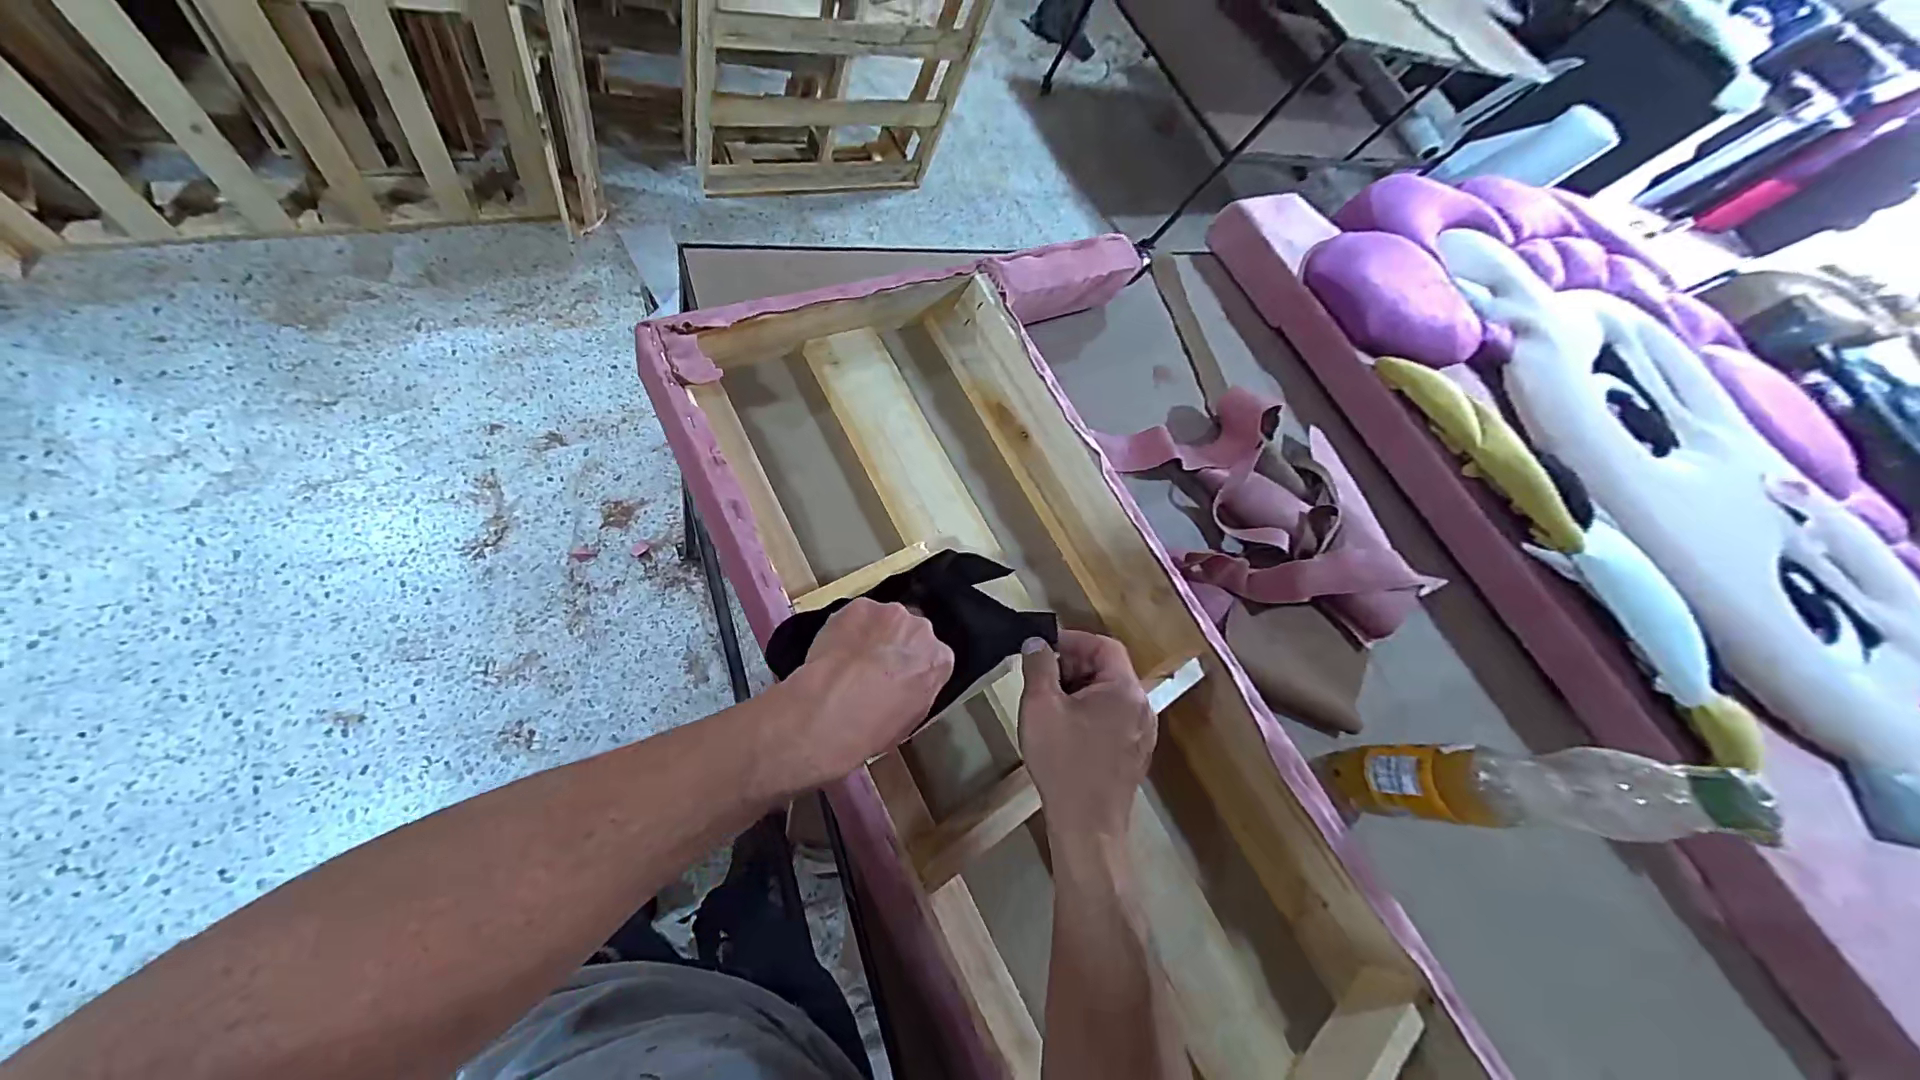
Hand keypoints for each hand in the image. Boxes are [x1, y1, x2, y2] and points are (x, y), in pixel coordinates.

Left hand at [782, 598, 952, 784]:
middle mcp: (921, 629)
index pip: (932, 657)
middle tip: (872, 667)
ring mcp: (890, 613)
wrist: (836, 707)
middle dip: (895, 644)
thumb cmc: (876, 725)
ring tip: (849, 657)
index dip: (913, 666)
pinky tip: (834, 648)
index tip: (897, 677)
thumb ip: (916, 691)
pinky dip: (846, 626)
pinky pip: (855, 614)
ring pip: (882, 619)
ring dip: (871, 632)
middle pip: (910, 631)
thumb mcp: (911, 719)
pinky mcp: (860, 607)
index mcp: (939, 660)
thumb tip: (905, 688)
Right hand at [1018, 630, 1153, 844]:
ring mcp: (1141, 733)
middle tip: (1041, 674)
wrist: (1087, 827)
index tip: (1044, 647)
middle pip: (1109, 669)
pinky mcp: (1134, 753)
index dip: (1073, 640)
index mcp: (1125, 690)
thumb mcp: (1040, 706)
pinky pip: (1112, 717)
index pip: (1105, 645)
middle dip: (1073, 664)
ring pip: (1109, 694)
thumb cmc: (1063, 762)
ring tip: (1047, 701)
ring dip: (1078, 688)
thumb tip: (1036, 642)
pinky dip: (1089, 711)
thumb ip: (1038, 666)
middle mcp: (1142, 707)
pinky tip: (1063, 727)